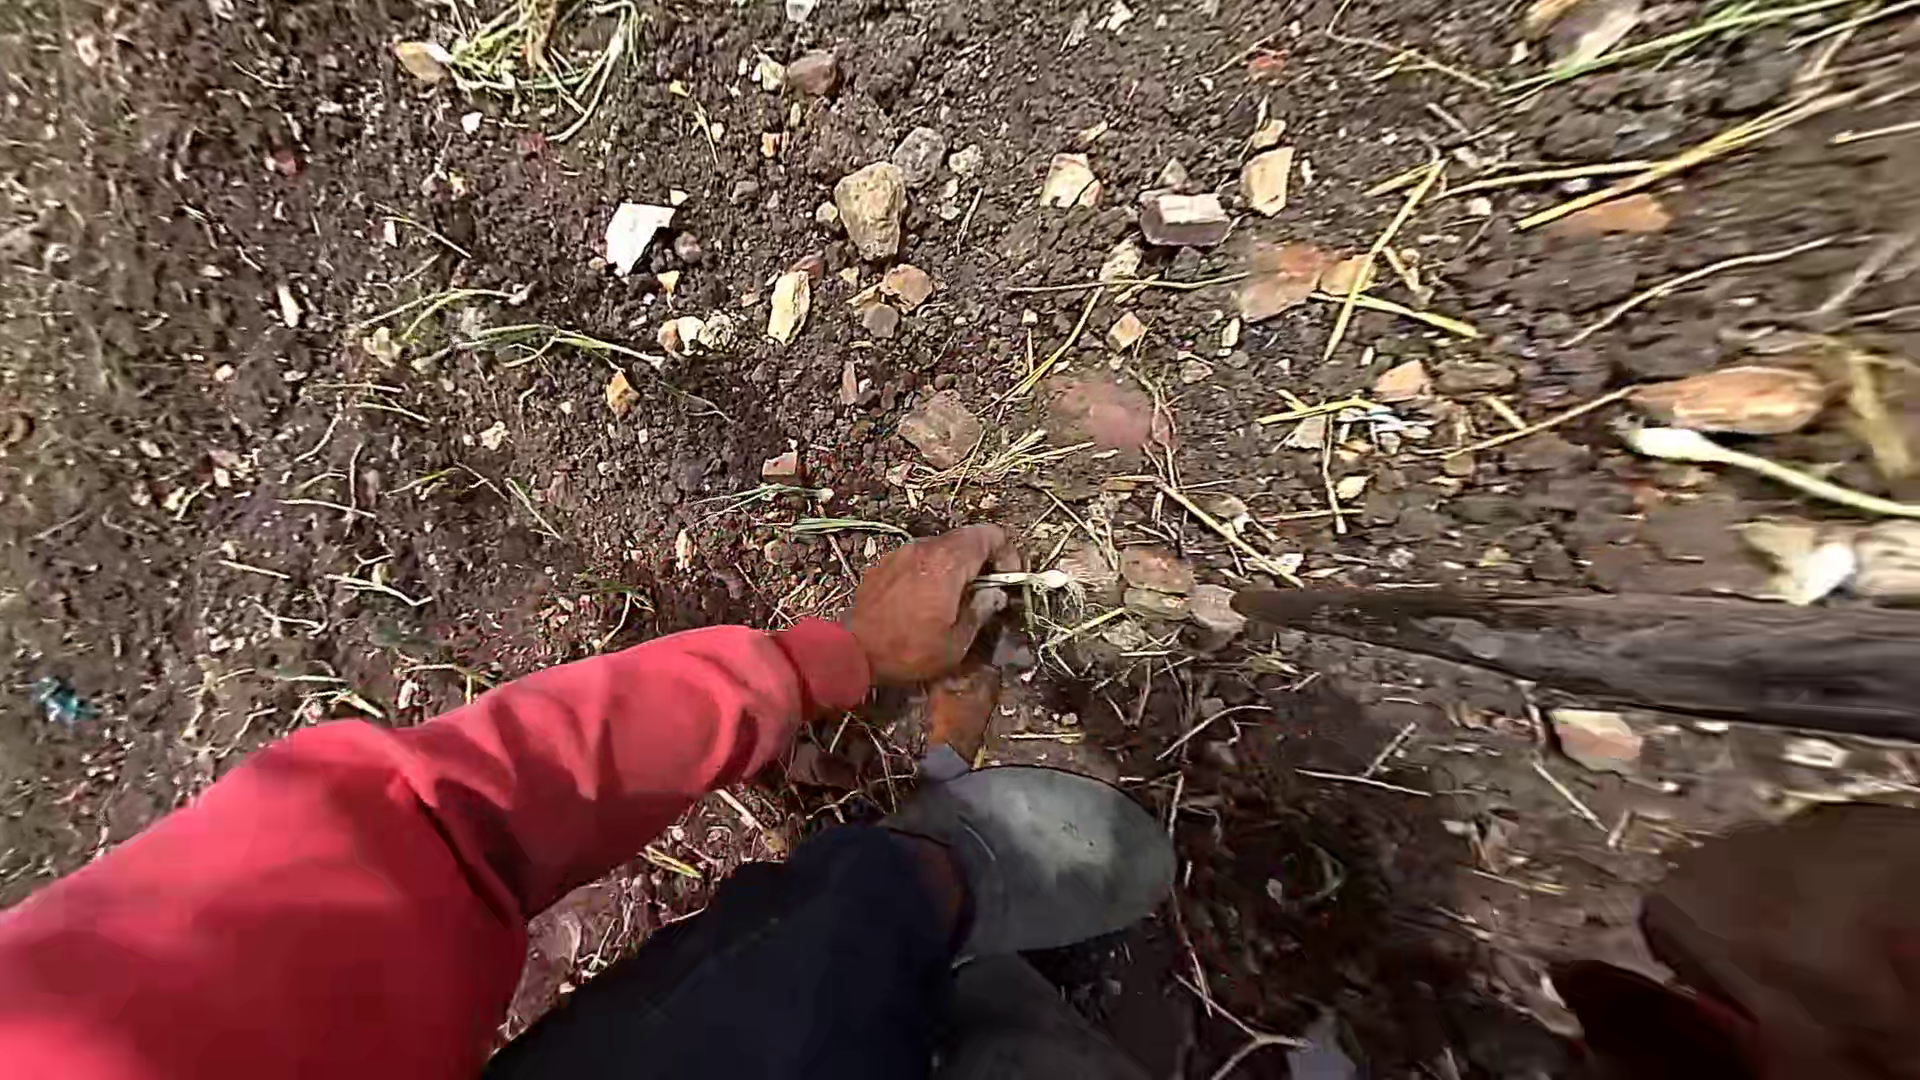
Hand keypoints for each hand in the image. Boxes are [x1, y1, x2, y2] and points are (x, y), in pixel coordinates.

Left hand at [844, 525, 1017, 683]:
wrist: (852, 651)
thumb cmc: (909, 650)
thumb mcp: (957, 642)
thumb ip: (982, 611)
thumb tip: (994, 595)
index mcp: (948, 562)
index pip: (990, 535)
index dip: (1008, 553)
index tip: (1009, 579)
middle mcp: (925, 548)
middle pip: (967, 538)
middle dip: (984, 560)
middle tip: (988, 590)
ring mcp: (903, 553)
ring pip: (943, 547)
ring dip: (958, 565)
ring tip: (958, 597)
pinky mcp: (886, 563)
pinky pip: (920, 557)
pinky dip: (933, 570)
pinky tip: (928, 599)